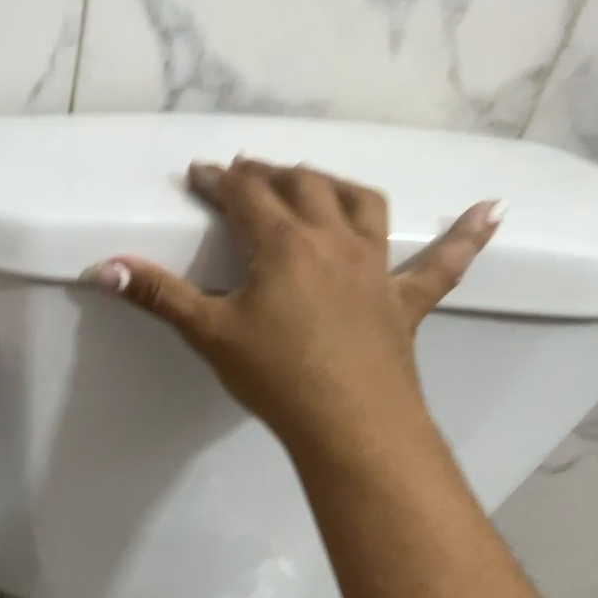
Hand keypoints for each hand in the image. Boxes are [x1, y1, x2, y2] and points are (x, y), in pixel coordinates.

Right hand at [86, 157, 501, 453]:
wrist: (351, 425)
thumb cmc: (274, 375)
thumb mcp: (206, 331)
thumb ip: (157, 295)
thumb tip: (104, 266)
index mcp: (284, 245)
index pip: (246, 194)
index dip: (219, 178)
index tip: (198, 172)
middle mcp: (334, 241)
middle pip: (303, 186)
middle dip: (270, 172)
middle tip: (244, 172)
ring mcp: (376, 268)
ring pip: (360, 203)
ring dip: (333, 183)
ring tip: (312, 180)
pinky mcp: (406, 299)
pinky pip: (444, 262)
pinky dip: (467, 234)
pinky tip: (493, 210)